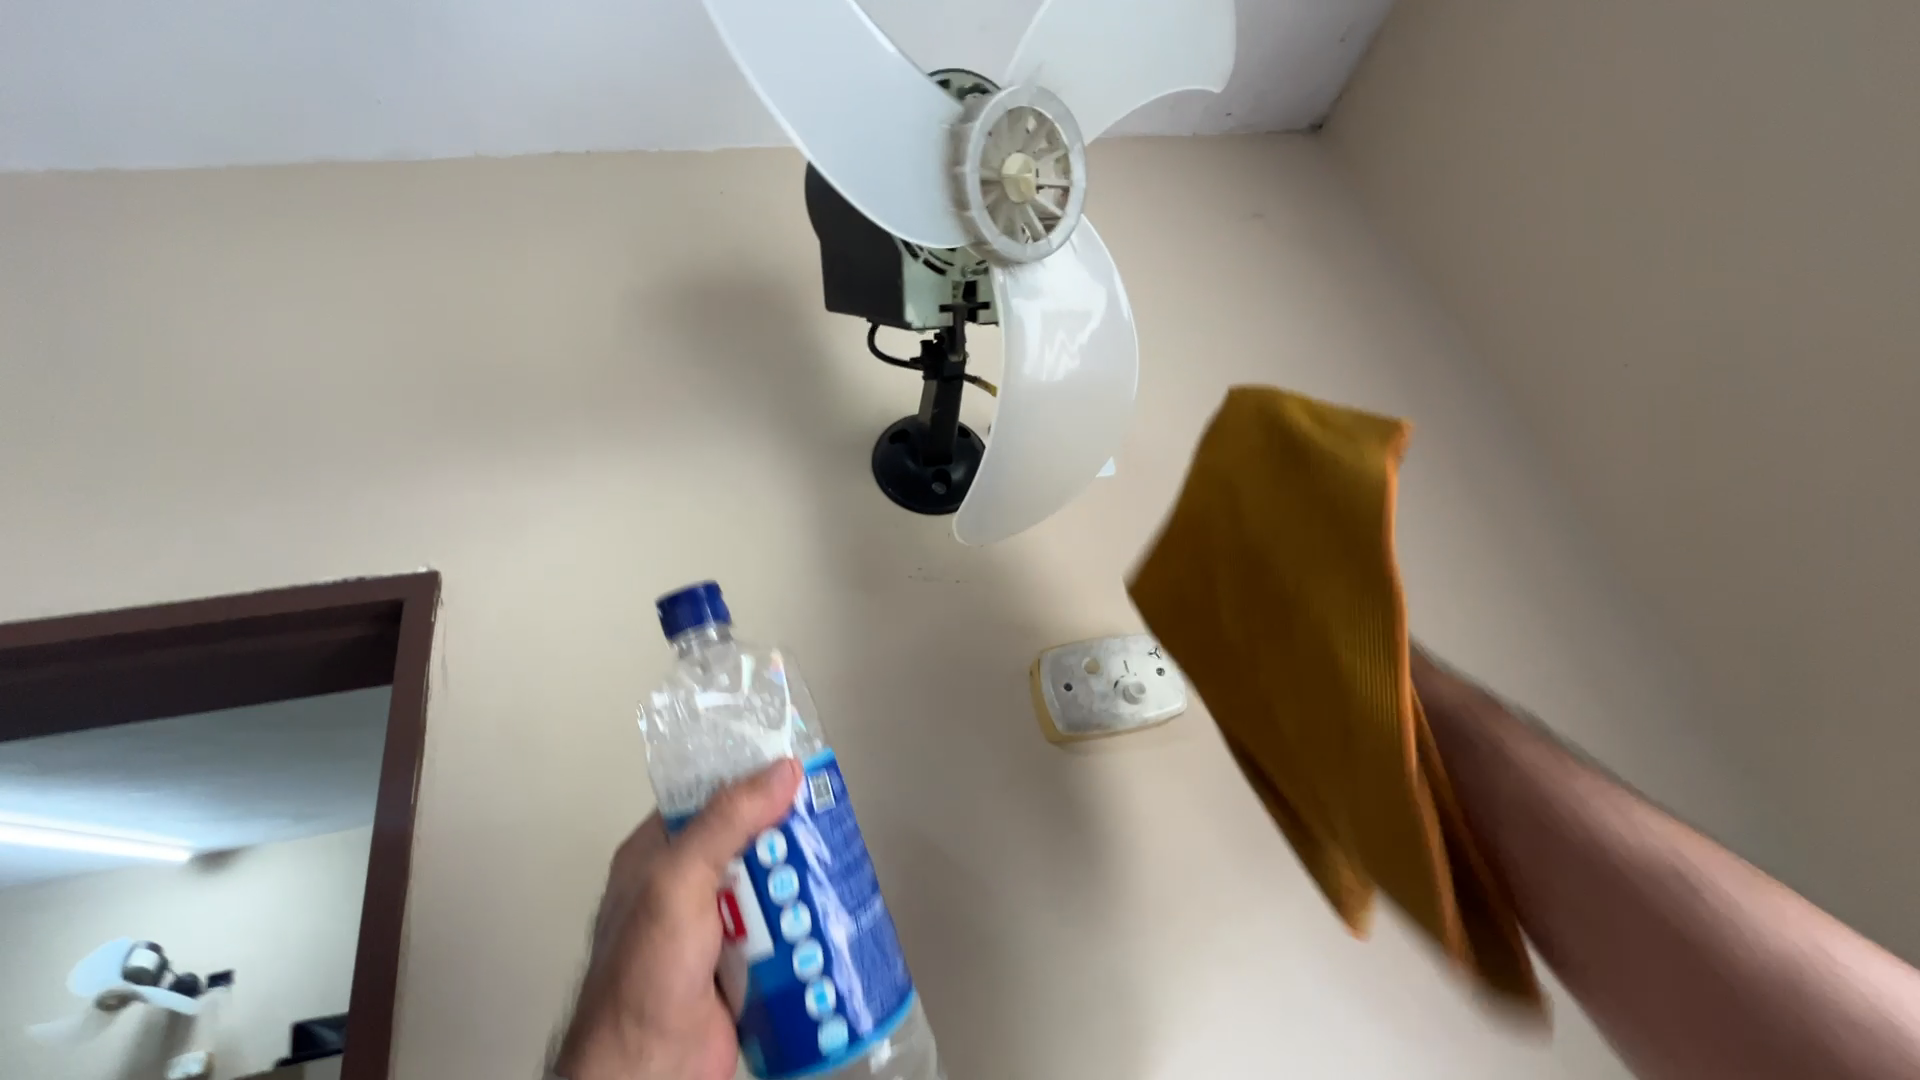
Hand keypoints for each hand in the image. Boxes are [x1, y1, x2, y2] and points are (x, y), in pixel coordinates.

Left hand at [556, 759, 801, 1079]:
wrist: (650, 1074)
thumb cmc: (646, 976)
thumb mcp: (681, 881)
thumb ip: (727, 821)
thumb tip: (781, 771)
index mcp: (657, 855)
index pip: (708, 797)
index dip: (750, 781)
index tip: (797, 772)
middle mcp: (685, 886)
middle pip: (749, 841)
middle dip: (786, 837)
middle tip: (825, 826)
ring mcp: (714, 928)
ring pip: (770, 886)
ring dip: (799, 883)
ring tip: (836, 870)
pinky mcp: (741, 964)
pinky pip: (780, 929)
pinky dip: (802, 922)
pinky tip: (829, 912)